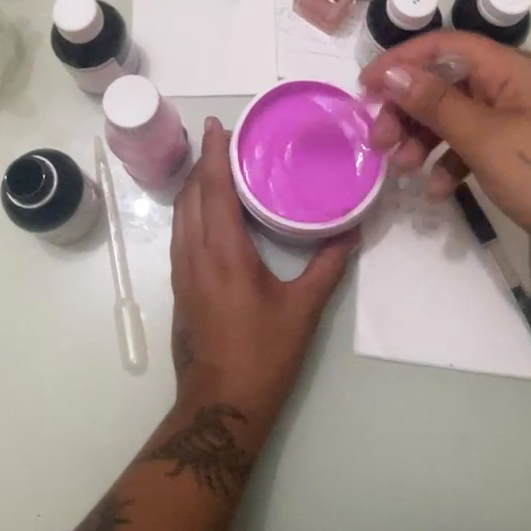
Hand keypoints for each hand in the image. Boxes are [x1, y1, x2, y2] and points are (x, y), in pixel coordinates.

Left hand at [168, 118, 355, 414]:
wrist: (219, 406)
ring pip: (181, 212)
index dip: (215, 153)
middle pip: (192, 193)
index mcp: (223, 252)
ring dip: (195, 183)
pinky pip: (181, 230)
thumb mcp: (302, 310)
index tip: (217, 124)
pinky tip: (210, 209)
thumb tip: (350, 231)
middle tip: (224, 138)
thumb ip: (327, 267)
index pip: (214, 188)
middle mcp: (194, 253)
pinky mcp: (179, 284)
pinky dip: (192, 207)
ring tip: (217, 165)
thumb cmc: (263, 355)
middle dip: (204, 161)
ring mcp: (181, 269)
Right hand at [360, 31, 530, 273]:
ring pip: (456, 116)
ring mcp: (519, 118)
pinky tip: (438, 190)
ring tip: (404, 170)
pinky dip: (451, 161)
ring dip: (424, 138)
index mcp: (510, 70)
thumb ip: (435, 103)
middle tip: (380, 142)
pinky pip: (475, 144)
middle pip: (445, 82)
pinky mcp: (522, 149)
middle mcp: (513, 85)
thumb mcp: (485, 139)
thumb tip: (390, 71)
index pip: (444, 46)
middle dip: (407, 109)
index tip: (364, 90)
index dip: (400, 62)